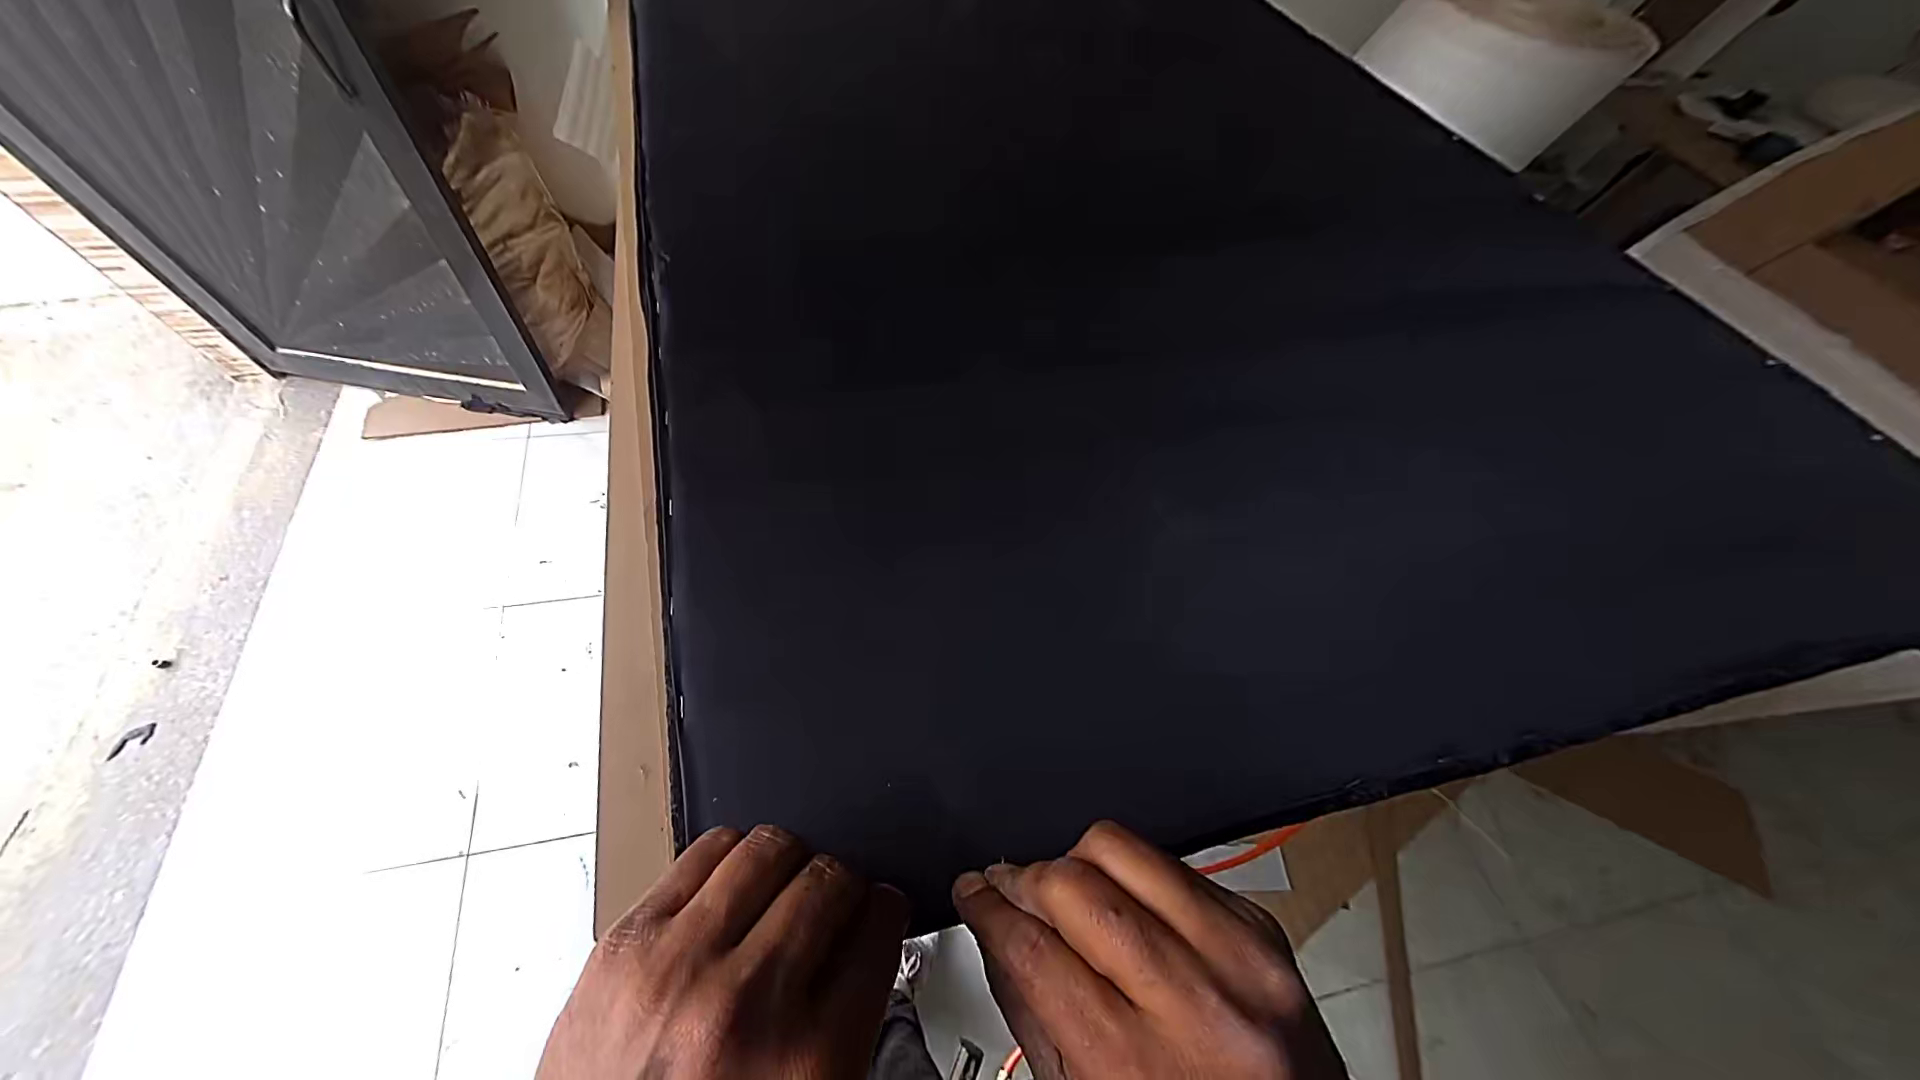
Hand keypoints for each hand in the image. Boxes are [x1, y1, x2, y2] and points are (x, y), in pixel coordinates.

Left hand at [539, 825, 908, 1079]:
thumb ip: (849, 1023)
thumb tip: (866, 938)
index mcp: (806, 1062)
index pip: (879, 928)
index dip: (884, 912)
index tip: (877, 911)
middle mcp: (745, 1004)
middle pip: (830, 880)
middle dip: (841, 888)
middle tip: (832, 904)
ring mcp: (679, 966)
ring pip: (772, 848)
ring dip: (790, 864)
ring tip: (782, 890)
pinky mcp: (626, 943)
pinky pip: (707, 850)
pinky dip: (731, 859)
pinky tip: (731, 888)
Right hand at [954, 821, 1347, 1079]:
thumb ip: (1030, 1008)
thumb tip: (995, 926)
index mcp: (1136, 1066)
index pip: (1032, 947)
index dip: (987, 908)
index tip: (973, 891)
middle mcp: (1195, 1002)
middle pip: (1072, 886)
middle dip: (1024, 878)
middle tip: (1009, 887)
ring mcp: (1236, 954)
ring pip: (1118, 848)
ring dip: (1073, 861)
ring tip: (1063, 888)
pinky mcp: (1257, 922)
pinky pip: (1166, 860)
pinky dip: (1129, 872)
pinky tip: (1121, 902)